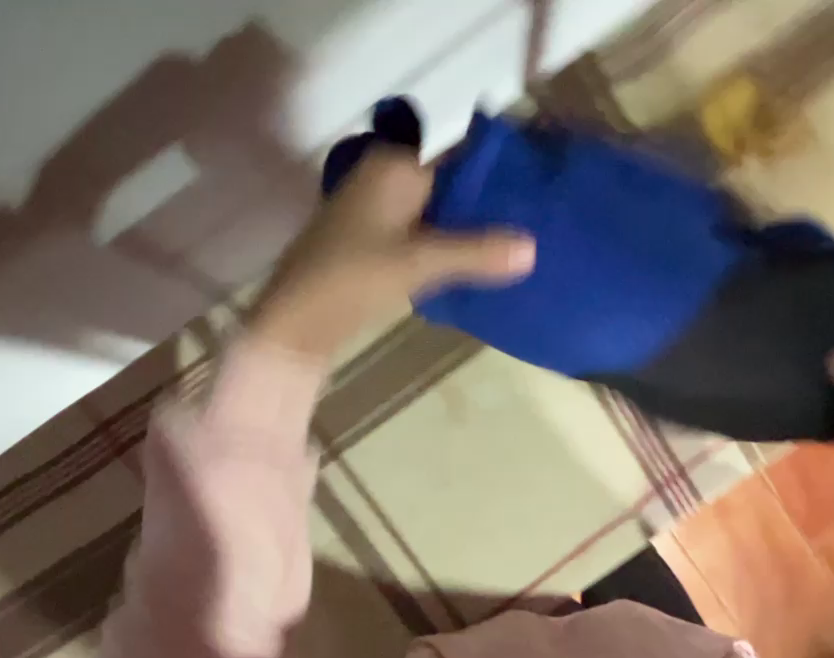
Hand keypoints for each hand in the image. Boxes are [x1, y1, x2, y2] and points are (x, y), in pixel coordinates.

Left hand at [247, 147, 535, 358]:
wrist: (296, 321)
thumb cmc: (351, 278)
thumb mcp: (419, 264)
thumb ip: (475, 253)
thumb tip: (534, 247)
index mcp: (394, 167)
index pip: (461, 159)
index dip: (498, 178)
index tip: (538, 196)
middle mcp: (386, 179)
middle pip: (453, 188)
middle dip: (488, 209)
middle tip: (536, 228)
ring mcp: (380, 212)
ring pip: (441, 215)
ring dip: (471, 232)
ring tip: (518, 249)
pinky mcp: (377, 243)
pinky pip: (425, 236)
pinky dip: (449, 248)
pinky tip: (479, 268)